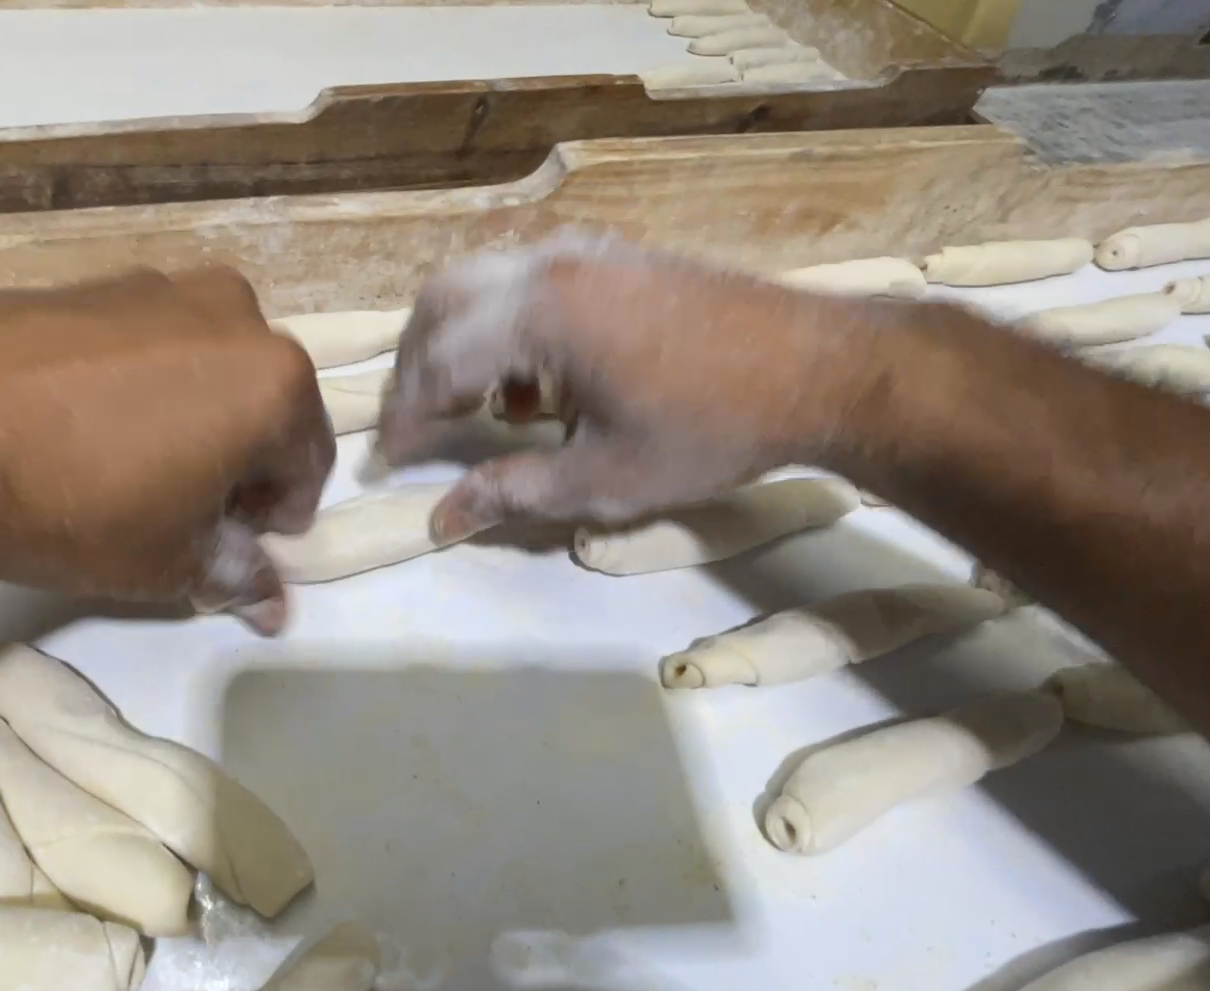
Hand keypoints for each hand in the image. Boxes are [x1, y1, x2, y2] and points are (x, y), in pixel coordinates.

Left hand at [0, 268, 333, 633]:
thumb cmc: (78, 506)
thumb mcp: (169, 561)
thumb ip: (238, 577)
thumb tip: (275, 609)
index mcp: (274, 381)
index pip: (308, 463)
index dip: (279, 513)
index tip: (236, 540)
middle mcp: (235, 315)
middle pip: (265, 406)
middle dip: (242, 461)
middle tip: (187, 506)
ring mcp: (163, 287)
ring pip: (211, 369)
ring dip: (197, 417)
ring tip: (133, 463)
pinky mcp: (99, 279)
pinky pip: (153, 342)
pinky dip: (147, 383)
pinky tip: (88, 423)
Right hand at [376, 231, 891, 541]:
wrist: (822, 370)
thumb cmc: (709, 430)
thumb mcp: (602, 478)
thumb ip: (511, 492)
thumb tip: (439, 521)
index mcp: (539, 315)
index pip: (437, 365)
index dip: (404, 418)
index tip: (387, 460)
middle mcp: (548, 265)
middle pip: (441, 303)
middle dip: (416, 366)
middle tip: (418, 424)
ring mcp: (582, 250)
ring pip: (479, 282)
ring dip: (457, 341)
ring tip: (475, 406)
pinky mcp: (610, 254)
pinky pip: (524, 279)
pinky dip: (503, 326)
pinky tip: (536, 382)